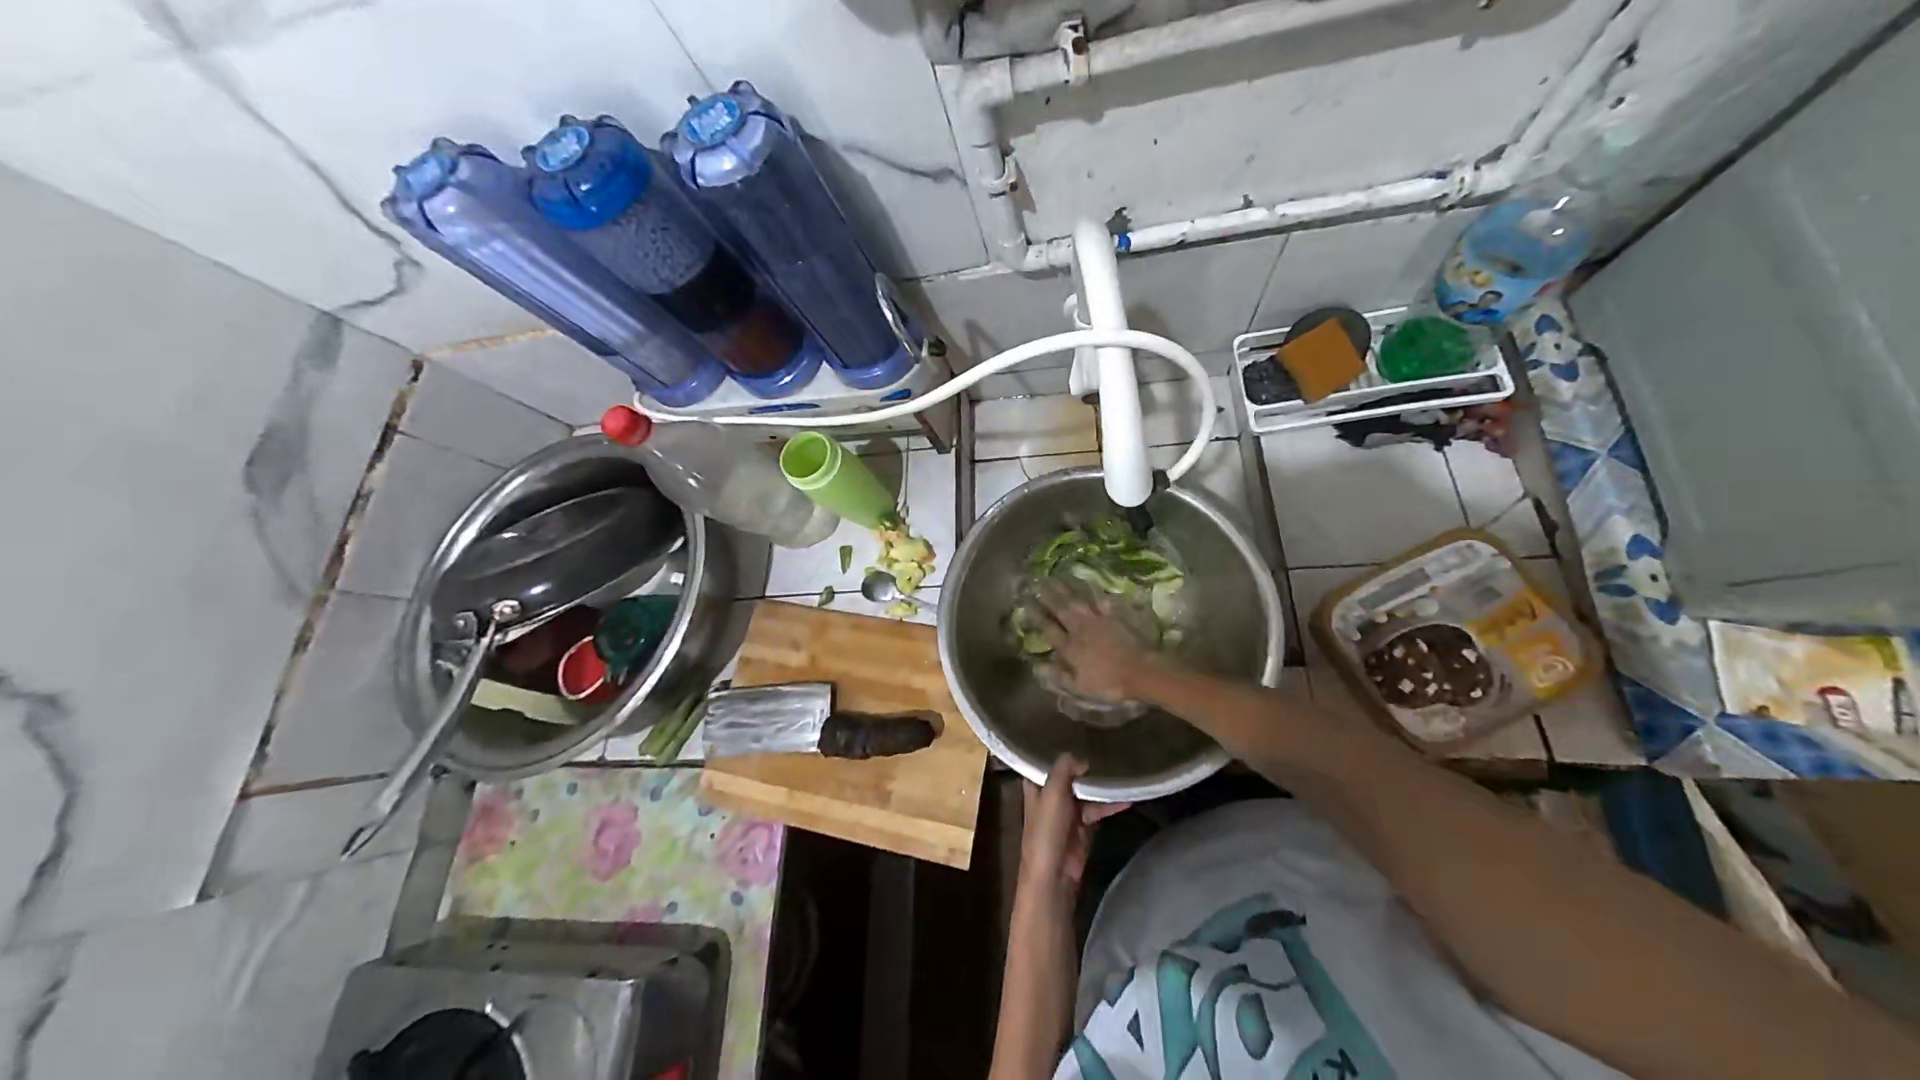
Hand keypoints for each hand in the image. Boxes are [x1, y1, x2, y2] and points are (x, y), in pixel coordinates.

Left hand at [1019, 756, 1128, 893]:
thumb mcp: (1053, 793)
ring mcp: (1067, 811)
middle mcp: (1050, 795)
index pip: (1045, 759)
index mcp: (1036, 785)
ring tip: (1122, 768)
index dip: (1058, 747)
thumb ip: (1064, 769)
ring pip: (1086, 791)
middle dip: (1085, 764)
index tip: (1078, 731)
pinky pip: (1098, 809)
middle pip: (1069, 774)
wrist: (1054, 874)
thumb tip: (1081, 758)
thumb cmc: (1047, 830)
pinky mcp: (1082, 826)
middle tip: (1107, 745)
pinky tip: (1128, 797)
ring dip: (1101, 784)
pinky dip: (1110, 803)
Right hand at [1037, 586, 1158, 702]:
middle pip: (1061, 609)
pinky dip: (1095, 593)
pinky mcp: (1115, 617)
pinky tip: (1090, 586)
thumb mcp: (1079, 686)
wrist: (1140, 670)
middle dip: (1048, 596)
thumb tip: (1037, 665)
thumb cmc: (1109, 683)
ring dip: (1066, 589)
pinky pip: (1102, 602)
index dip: (1037, 616)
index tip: (1026, 603)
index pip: (1049, 629)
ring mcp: (1098, 620)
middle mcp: (1080, 629)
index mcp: (1069, 647)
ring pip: (1078, 601)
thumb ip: (1058, 674)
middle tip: (1038, 582)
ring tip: (1055, 578)